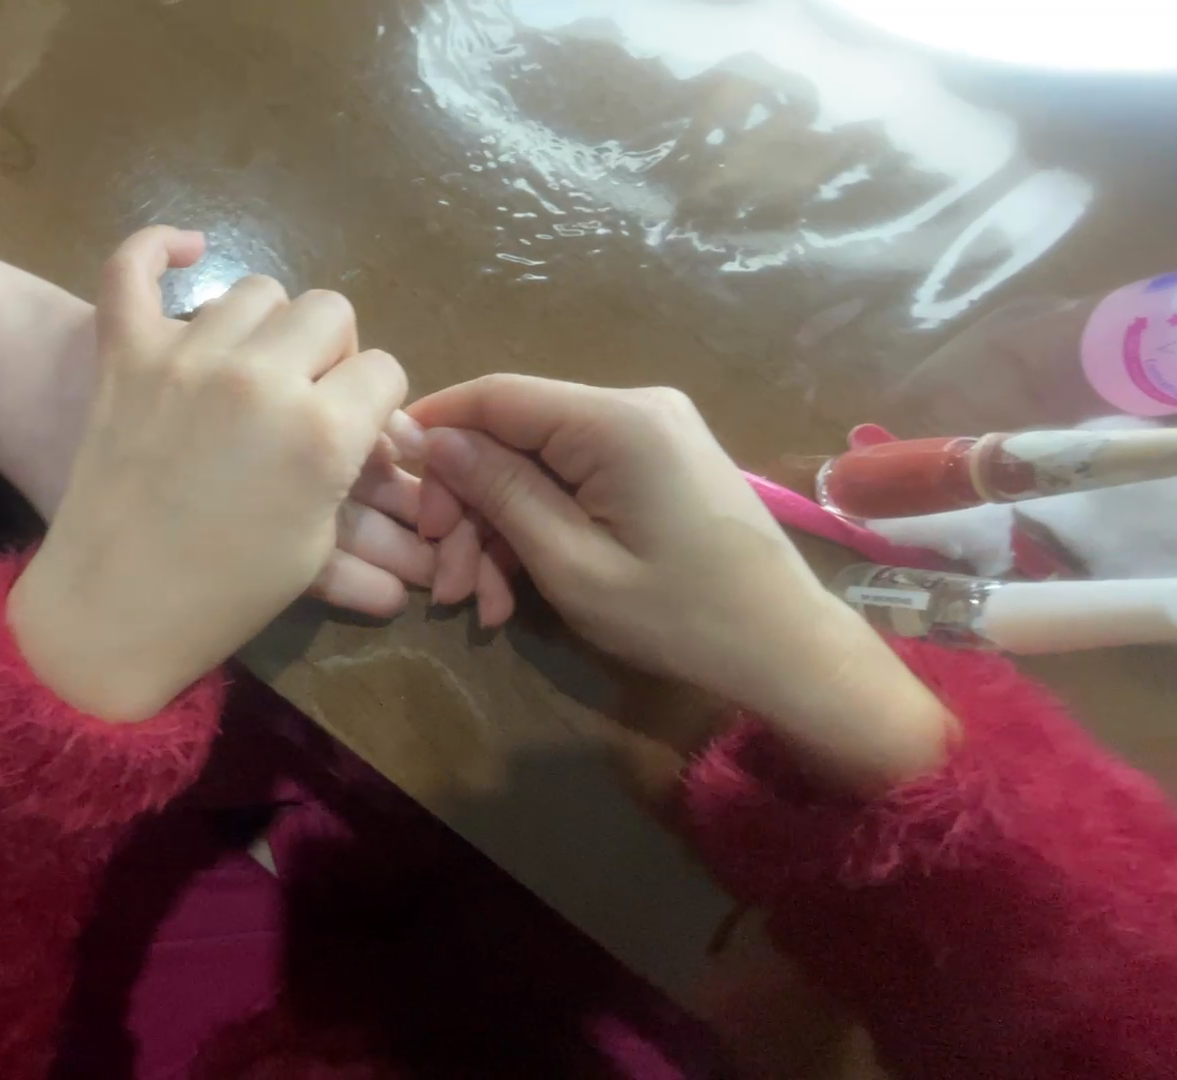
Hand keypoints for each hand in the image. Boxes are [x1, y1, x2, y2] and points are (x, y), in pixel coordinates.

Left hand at [9, 227, 408, 719]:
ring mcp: (185, 355)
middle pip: (330, 311)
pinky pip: (132, 268)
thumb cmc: (225, 597)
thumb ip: (360, 488)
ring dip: (268, 326)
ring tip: (250, 369)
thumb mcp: (312, 551)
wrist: (113, 610)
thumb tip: (398, 461)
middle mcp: (262, 376)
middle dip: (333, 355)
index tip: (358, 429)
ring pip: (255, 290)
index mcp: (323, 432)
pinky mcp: (124, 353)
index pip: (386, 371)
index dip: (378, 403)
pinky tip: (186, 251)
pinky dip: (157, 250)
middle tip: (307, 398)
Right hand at [408, 375, 952, 789]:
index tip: (391, 472)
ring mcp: (643, 435)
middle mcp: (630, 409)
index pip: (498, 396)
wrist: (785, 652)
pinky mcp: (647, 463)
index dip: (435, 426)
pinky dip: (532, 533)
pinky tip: (510, 593)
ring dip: (494, 534)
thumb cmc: (678, 616)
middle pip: (511, 439)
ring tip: (478, 605)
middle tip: (443, 581)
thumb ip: (500, 491)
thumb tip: (434, 439)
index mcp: (616, 422)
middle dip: (467, 509)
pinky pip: (567, 485)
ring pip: (532, 469)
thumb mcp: (569, 563)